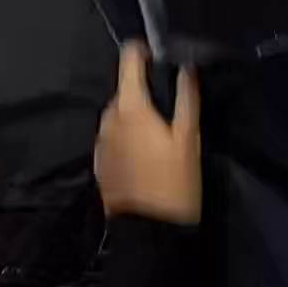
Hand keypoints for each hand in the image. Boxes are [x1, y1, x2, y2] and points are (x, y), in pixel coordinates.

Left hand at [95, 42, 200, 225]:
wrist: (150, 236)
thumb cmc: (173, 181)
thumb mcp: (188, 138)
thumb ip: (186, 97)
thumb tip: (186, 67)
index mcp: (129, 105)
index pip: (128, 58)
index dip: (142, 51)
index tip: (158, 55)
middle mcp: (109, 116)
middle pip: (125, 87)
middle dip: (143, 90)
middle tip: (168, 106)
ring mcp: (101, 139)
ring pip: (119, 112)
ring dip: (135, 113)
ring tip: (159, 132)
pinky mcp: (99, 161)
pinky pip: (113, 134)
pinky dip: (126, 134)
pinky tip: (144, 153)